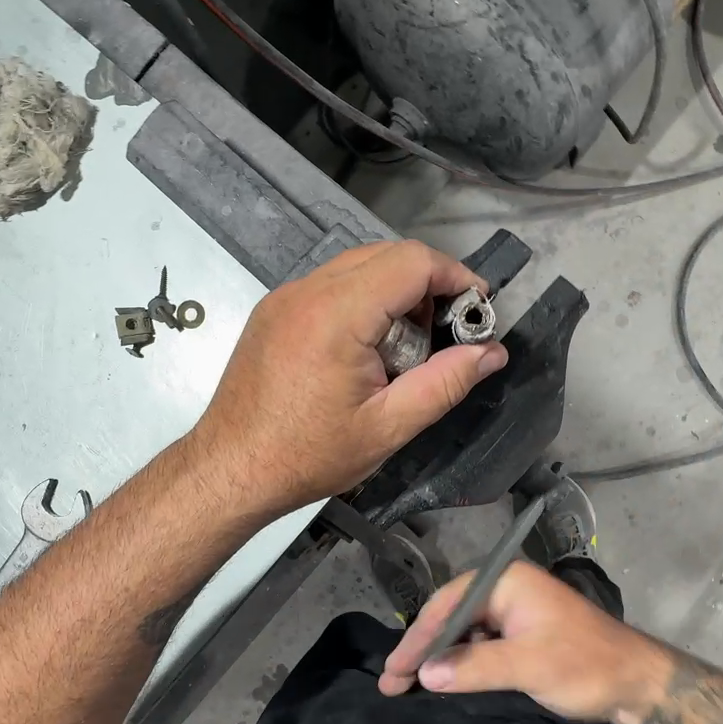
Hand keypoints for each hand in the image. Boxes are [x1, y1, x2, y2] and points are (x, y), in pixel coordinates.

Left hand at [189, 241, 506, 514]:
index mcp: (336, 314)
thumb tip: (492, 353)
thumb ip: (445, 383)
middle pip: (386, 255)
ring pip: (358, 266)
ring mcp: (285, 297)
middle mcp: (307, 291)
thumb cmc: (308, 455)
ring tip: (405, 349)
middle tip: (444, 335)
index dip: (455, 276)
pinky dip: (362, 301)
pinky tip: (366, 349)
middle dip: (427, 285)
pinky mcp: (274, 310)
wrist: (230, 469)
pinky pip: (331, 285)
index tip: (478, 309)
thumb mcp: (388, 427)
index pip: (412, 261)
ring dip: (395, 292)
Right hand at [379, 561, 671, 723]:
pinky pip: (479, 643)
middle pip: (450, 615)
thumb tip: (425, 672)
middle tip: (392, 682)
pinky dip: (459, 662)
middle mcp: (506, 588)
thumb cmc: (586, 665)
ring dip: (438, 657)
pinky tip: (442, 681)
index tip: (393, 671)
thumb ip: (475, 666)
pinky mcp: (521, 633)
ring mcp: (514, 611)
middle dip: (422, 648)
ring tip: (408, 684)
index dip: (417, 638)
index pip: (447, 604)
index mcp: (507, 581)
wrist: (637, 684)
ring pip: (463, 631)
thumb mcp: (529, 666)